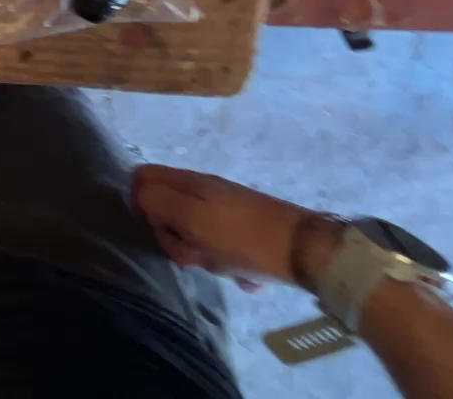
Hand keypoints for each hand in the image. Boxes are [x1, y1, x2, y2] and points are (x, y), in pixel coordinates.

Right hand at [132, 164, 339, 291]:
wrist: (313, 254)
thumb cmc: (243, 237)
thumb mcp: (190, 219)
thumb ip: (155, 202)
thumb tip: (139, 196)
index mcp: (188, 182)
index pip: (142, 177)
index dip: (140, 203)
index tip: (157, 229)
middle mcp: (205, 190)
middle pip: (167, 208)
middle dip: (175, 236)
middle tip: (192, 254)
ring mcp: (229, 210)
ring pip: (195, 231)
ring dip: (203, 253)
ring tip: (224, 268)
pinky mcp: (250, 230)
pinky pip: (224, 245)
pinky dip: (229, 261)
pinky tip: (244, 276)